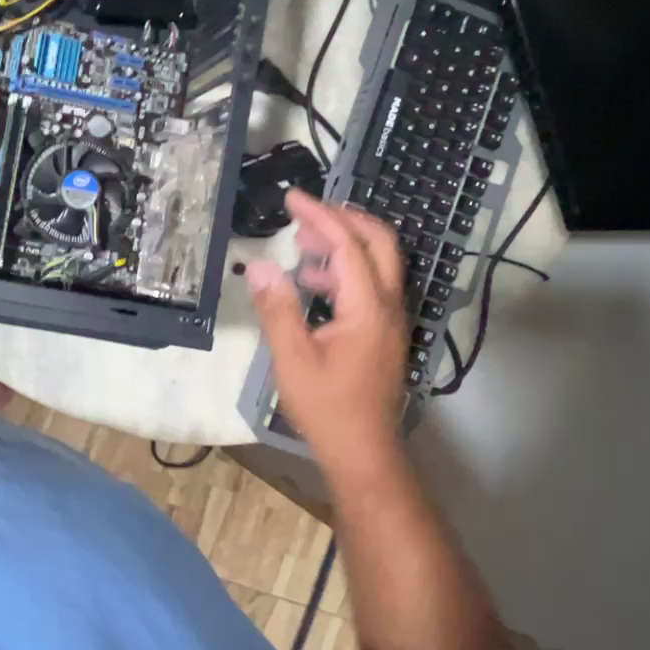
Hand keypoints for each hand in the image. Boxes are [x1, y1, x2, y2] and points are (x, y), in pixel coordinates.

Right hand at [245, 190, 410, 457]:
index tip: (293, 198)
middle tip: (305, 213)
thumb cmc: (327, 408)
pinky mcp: (383, 333)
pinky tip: (312, 283)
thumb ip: (277, 309)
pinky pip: (371, 285)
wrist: (363, 451)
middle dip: (344, 219)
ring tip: (301, 245)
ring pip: (378, 263)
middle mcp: (388, 307)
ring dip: (343, 244)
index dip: (321, 216)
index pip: (348, 246)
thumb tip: (259, 267)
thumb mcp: (292, 359)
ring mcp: (390, 320)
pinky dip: (345, 270)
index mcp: (368, 309)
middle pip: (379, 243)